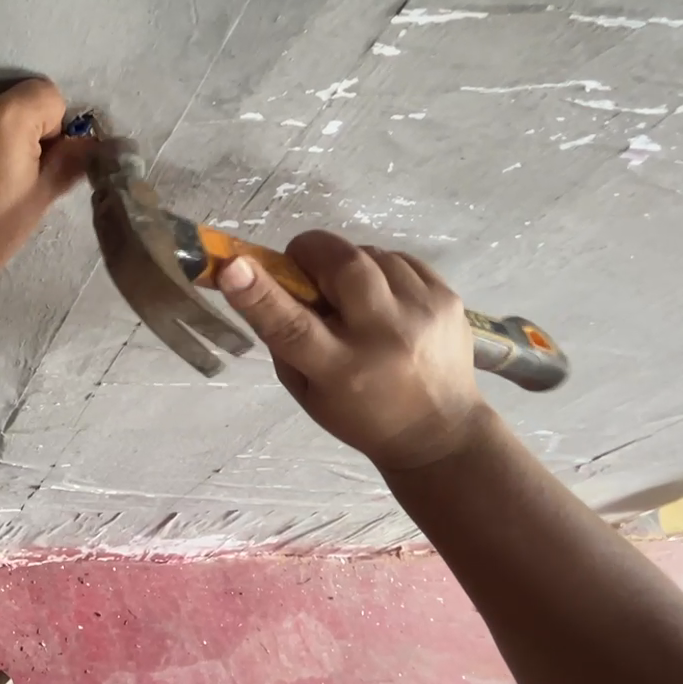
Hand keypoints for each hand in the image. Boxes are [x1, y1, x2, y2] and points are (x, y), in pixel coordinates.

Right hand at [215, 230, 490, 470]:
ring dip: (344, 263)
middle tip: (298, 265)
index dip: (260, 292)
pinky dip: (376, 267)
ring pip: (370, 254)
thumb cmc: (356, 413)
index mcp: (339, 370)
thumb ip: (283, 337)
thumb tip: (264, 282)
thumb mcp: (304, 388)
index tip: (233, 266)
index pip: (292, 325)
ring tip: (344, 291)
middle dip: (311, 252)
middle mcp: (384, 337)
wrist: (440, 431)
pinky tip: (376, 295)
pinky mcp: (449, 298)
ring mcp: (424, 313)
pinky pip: (399, 259)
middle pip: (344, 267)